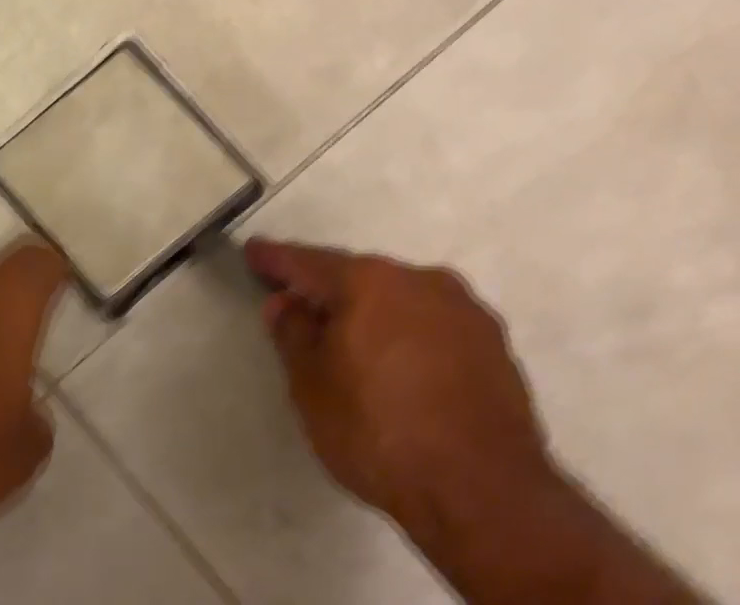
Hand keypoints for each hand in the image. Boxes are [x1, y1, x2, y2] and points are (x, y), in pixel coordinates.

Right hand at [244, 238, 553, 527]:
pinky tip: (391, 362)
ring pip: (400, 301)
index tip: (252, 253)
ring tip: (345, 338)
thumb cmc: (377, 430)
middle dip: (327, 289)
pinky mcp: (498, 353)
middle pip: (359, 277)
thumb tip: (289, 305)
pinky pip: (432, 328)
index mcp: (369, 282)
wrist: (487, 497)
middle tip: (296, 305)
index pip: (306, 262)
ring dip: (370, 313)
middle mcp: (422, 284)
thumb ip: (291, 332)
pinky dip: (405, 335)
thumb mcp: (308, 382)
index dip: (274, 260)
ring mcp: (468, 316)